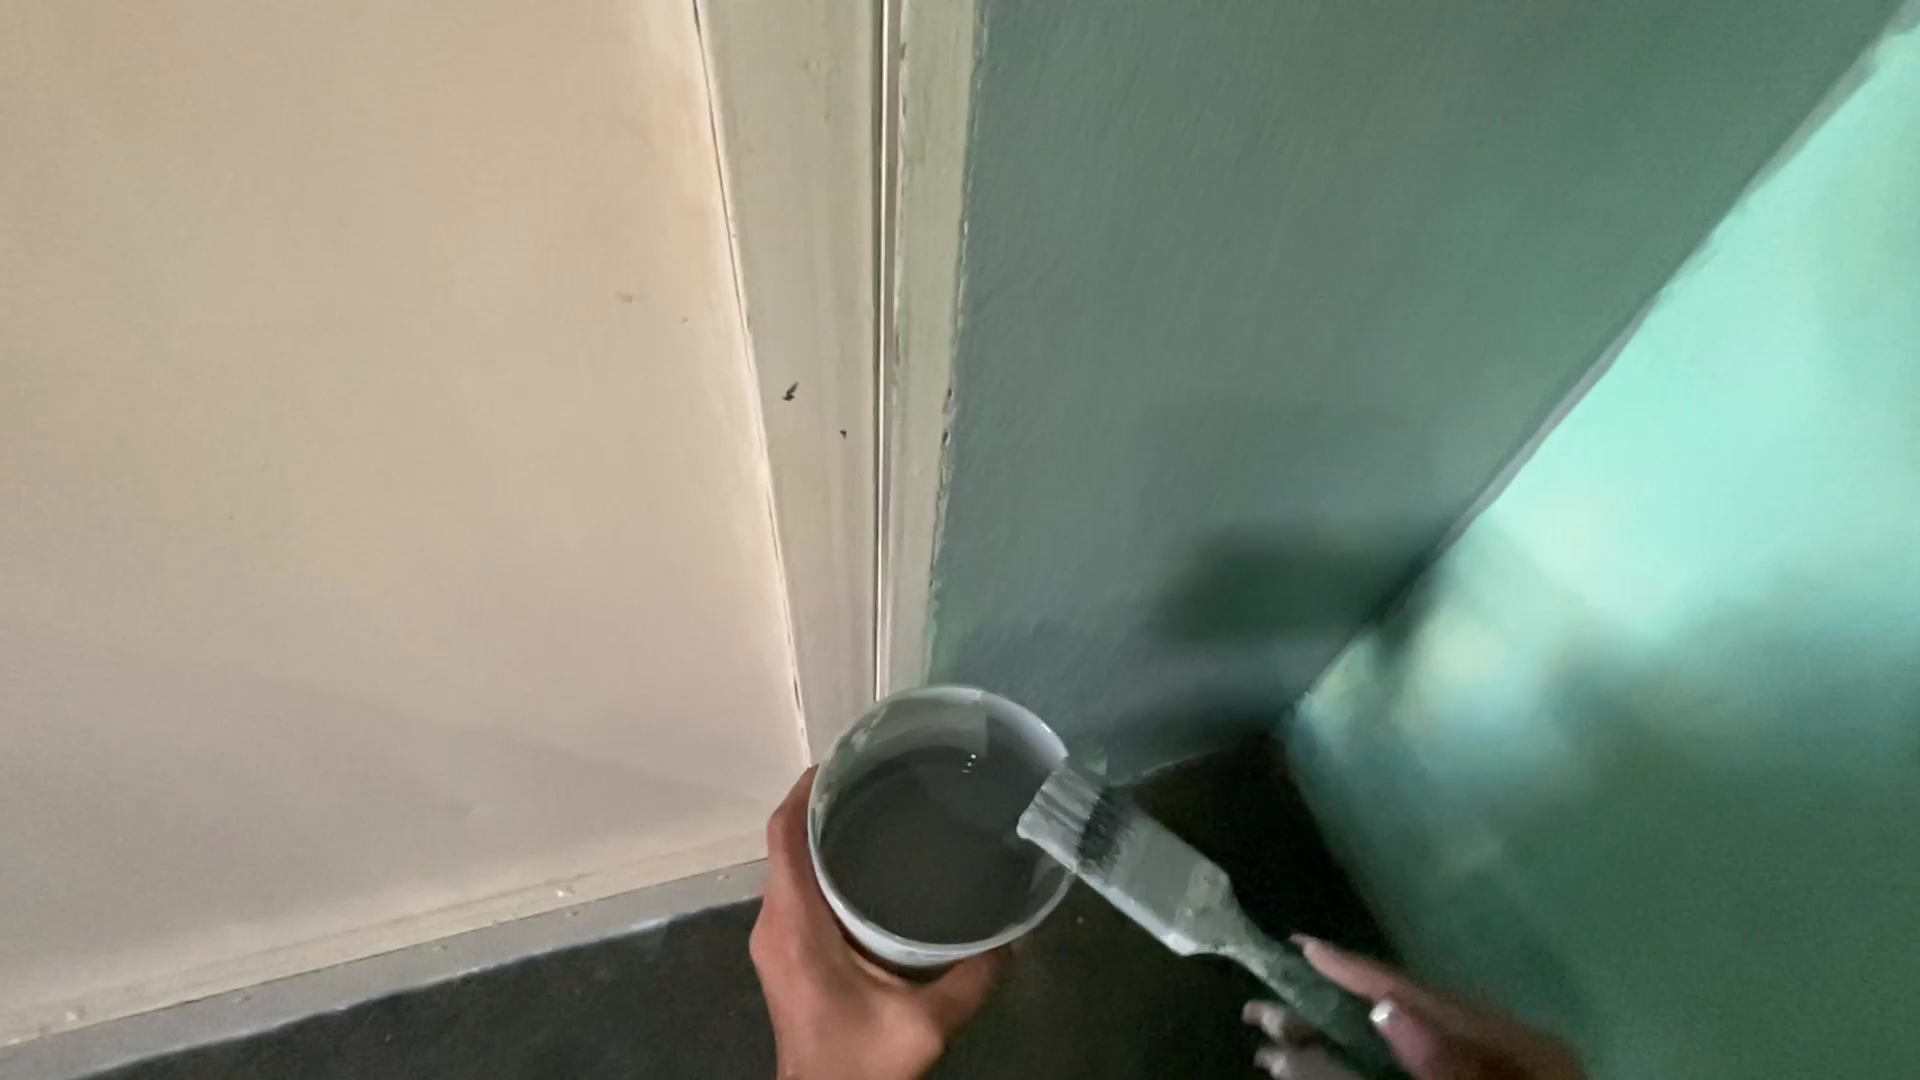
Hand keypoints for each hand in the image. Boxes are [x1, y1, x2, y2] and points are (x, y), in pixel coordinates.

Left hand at [750, 768, 1005, 1079]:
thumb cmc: (859, 1062)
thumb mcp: (923, 1025)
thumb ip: (971, 979)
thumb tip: (1014, 937)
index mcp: (795, 924)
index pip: (784, 836)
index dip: (804, 790)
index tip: (840, 760)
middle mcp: (774, 921)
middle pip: (784, 841)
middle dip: (819, 801)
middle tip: (872, 775)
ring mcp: (773, 936)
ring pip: (787, 862)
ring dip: (817, 829)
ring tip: (870, 803)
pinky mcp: (783, 949)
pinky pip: (793, 883)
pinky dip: (818, 859)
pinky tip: (861, 858)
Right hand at [1241, 937, 1583, 1079]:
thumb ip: (1445, 1066)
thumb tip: (1384, 1007)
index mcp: (1514, 1043)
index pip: (1418, 992)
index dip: (1356, 969)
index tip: (1300, 946)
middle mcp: (1498, 1050)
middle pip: (1395, 1017)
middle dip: (1326, 1016)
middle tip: (1263, 1007)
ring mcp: (1482, 1073)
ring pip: (1391, 1049)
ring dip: (1331, 1048)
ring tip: (1272, 1040)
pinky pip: (1398, 1072)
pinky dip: (1356, 1070)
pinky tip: (1313, 1070)